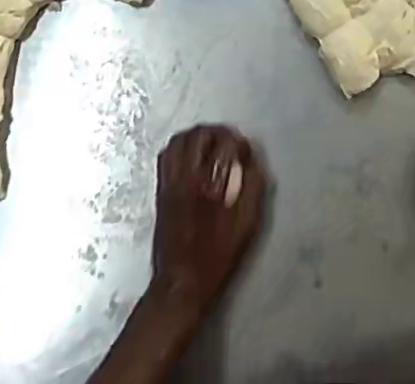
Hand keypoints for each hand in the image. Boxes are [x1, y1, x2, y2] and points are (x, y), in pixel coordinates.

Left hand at [148, 124, 267, 315]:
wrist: (182, 282)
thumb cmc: (217, 257)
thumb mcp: (247, 225)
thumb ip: (253, 188)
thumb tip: (252, 163)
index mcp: (210, 184)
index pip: (223, 144)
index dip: (238, 142)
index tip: (245, 150)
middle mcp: (186, 177)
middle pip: (199, 135)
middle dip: (218, 133)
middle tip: (229, 141)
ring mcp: (170, 181)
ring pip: (180, 140)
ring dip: (198, 135)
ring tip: (212, 143)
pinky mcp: (160, 189)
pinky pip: (166, 155)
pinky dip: (180, 146)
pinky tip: (191, 154)